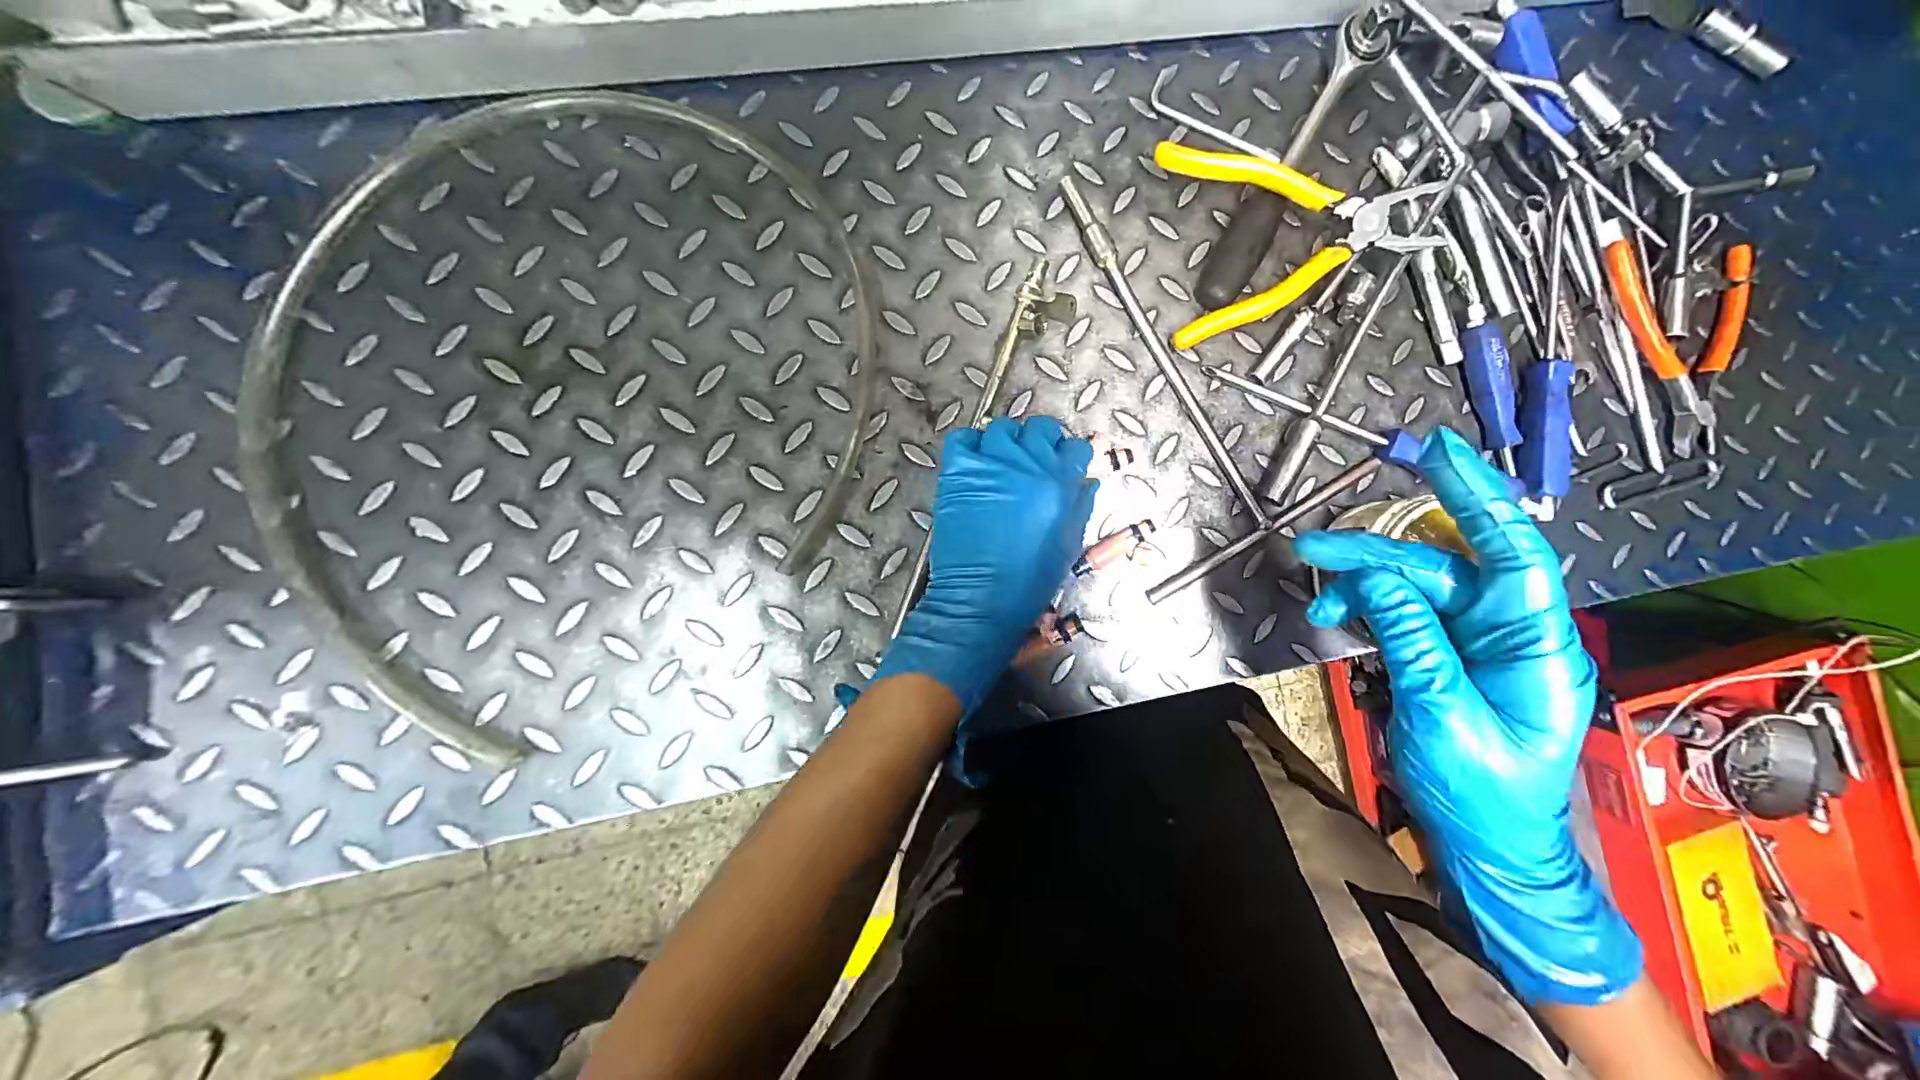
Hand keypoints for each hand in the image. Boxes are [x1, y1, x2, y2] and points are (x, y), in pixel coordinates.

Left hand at [875, 415, 1095, 714]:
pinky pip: (963, 438)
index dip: (1071, 454)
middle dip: (1041, 441)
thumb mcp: (1069, 544)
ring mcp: (991, 464)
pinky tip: (975, 461)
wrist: (980, 599)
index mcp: (1060, 484)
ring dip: (1007, 441)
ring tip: (1002, 462)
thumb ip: (1080, 506)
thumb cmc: (1029, 580)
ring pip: (1003, 428)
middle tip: (1032, 461)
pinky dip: (970, 444)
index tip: (1064, 462)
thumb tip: (1086, 481)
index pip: (1075, 446)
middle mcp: (1028, 465)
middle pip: (1040, 428)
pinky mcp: (959, 471)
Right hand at [1294, 427, 1641, 1005]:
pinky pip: (1398, 614)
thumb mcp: (1443, 714)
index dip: (1476, 492)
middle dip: (1374, 552)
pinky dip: (1363, 611)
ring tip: (1320, 601)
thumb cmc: (1486, 793)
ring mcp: (1470, 640)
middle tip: (1314, 547)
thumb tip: (1378, 580)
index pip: (1510, 546)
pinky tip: (1337, 618)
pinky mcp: (1440, 654)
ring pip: (1409, 587)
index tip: (1437, 452)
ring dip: (1359, 586)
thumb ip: (1413, 640)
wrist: (1484, 843)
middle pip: (1437, 565)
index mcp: (1532, 640)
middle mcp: (1504, 628)